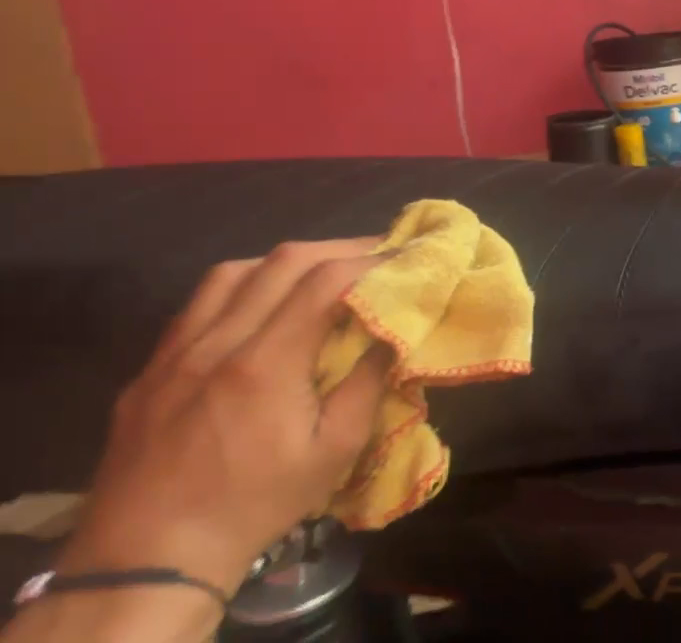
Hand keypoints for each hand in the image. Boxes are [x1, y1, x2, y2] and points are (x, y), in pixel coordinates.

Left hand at [56, 239, 393, 595]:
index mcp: (264, 364)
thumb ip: (368, 382)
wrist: (148, 557)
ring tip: (322, 273)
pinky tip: (264, 308)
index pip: (324, 281)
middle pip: (280, 263)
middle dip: (339, 249)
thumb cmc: (257, 502)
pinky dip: (243, 288)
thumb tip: (398, 332)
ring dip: (286, 262)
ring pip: (231, 274)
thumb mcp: (334, 450)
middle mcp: (215, 345)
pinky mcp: (148, 372)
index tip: (408, 258)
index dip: (372, 260)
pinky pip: (197, 307)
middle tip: (379, 256)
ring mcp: (172, 356)